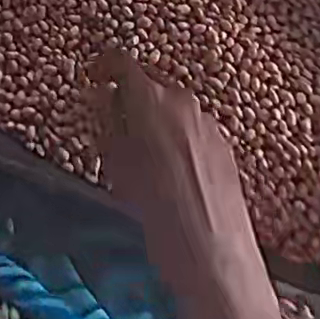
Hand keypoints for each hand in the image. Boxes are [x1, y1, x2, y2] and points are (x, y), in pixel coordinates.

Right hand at [93, 48, 282, 318]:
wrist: (215, 257)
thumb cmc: (155, 209)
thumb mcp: (116, 164)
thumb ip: (107, 119)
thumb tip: (101, 95)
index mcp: (151, 99)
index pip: (122, 62)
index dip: (104, 65)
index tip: (94, 76)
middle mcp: (183, 100)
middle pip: (149, 84)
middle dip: (130, 97)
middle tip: (113, 121)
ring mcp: (208, 121)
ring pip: (172, 107)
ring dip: (154, 117)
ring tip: (143, 152)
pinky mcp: (225, 144)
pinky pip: (191, 127)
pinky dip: (176, 135)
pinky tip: (171, 168)